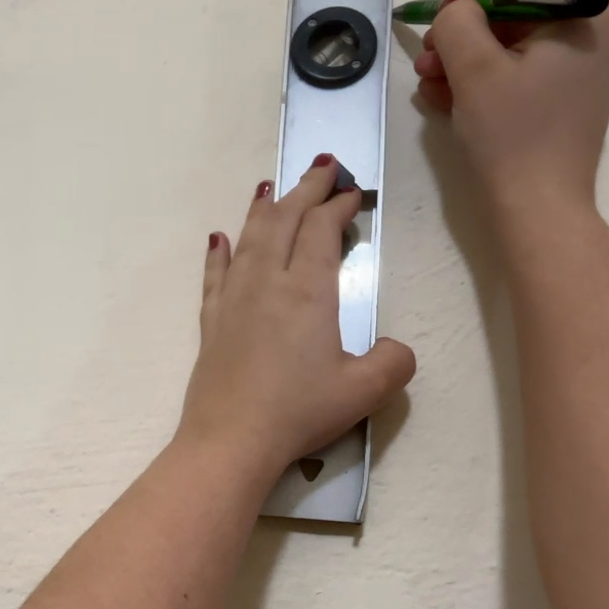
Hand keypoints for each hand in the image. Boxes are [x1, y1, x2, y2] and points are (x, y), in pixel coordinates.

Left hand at [176, 157, 415, 475]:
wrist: (231, 440)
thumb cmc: (298, 413)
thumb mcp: (364, 391)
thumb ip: (393, 363)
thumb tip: (397, 350)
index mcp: (308, 291)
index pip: (322, 231)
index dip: (338, 206)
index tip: (352, 193)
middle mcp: (267, 283)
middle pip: (285, 221)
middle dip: (306, 190)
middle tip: (322, 168)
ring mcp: (234, 301)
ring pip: (249, 239)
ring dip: (264, 209)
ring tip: (272, 187)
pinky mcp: (211, 324)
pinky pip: (215, 276)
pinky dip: (219, 253)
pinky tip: (219, 239)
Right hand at [414, 0, 608, 214]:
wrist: (538, 210)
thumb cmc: (511, 136)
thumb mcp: (475, 71)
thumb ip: (458, 25)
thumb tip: (456, 13)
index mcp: (584, 15)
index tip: (439, 1)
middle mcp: (594, 36)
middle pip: (518, 13)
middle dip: (465, 32)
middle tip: (425, 54)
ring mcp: (584, 74)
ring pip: (516, 49)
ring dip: (466, 61)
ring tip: (427, 83)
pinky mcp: (567, 106)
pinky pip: (522, 78)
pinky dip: (484, 83)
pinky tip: (446, 98)